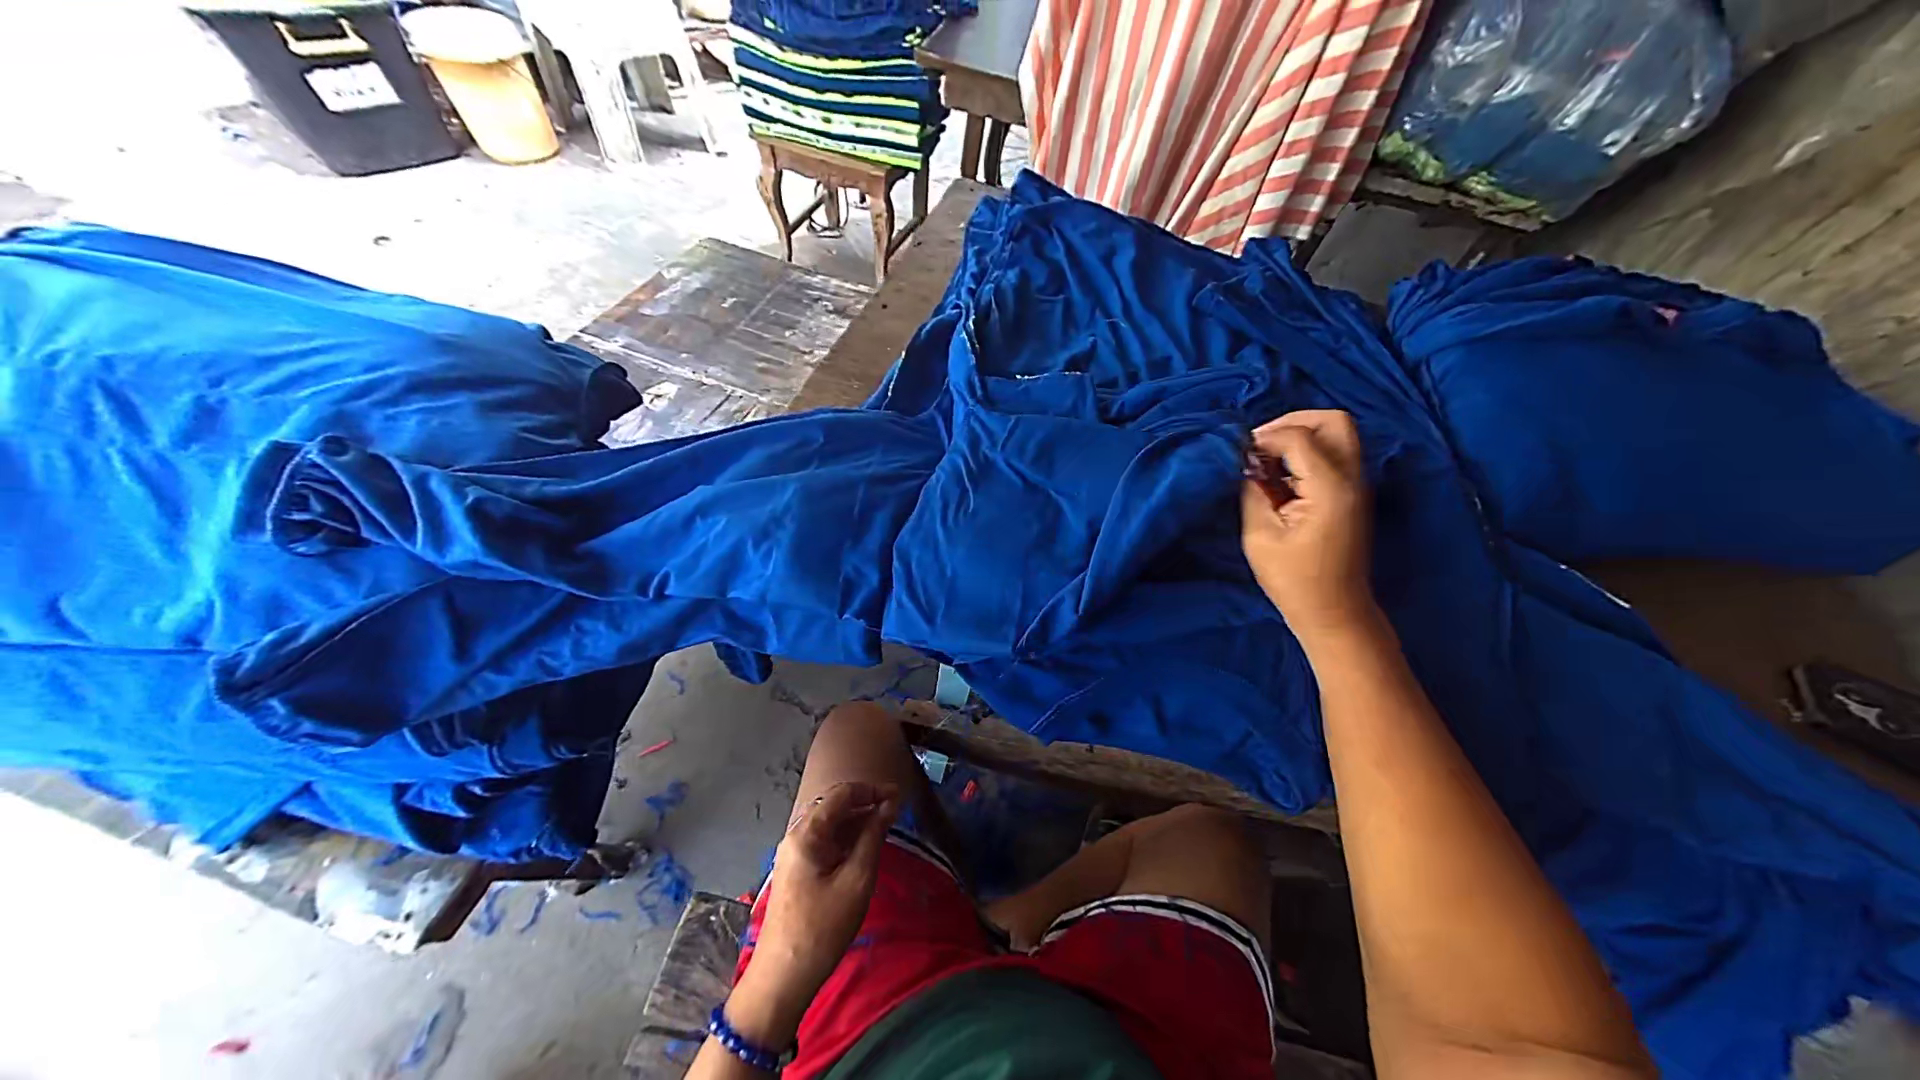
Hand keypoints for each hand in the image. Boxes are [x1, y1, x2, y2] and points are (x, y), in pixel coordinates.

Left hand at [729, 781, 899, 1044]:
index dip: (872, 790)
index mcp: (806, 833)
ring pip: (828, 823)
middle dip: (865, 802)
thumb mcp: (857, 880)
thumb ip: (873, 836)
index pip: (841, 793)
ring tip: (885, 827)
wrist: (783, 977)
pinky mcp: (796, 870)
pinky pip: (823, 841)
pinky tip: (863, 847)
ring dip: (856, 820)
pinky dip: (845, 837)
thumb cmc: (823, 928)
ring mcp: (793, 853)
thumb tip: (888, 805)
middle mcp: (795, 836)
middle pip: (832, 805)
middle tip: (895, 811)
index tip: (899, 796)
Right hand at [1240, 410, 1376, 640]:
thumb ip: (1253, 491)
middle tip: (1260, 443)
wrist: (1334, 612)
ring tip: (1266, 459)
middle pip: (1333, 421)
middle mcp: (1352, 479)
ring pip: (1338, 433)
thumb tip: (1247, 462)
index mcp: (1330, 489)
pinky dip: (1306, 452)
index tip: (1239, 455)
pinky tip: (1280, 476)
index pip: (1298, 437)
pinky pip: (1334, 454)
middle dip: (1292, 422)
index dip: (1264, 438)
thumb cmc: (1293, 580)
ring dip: (1300, 436)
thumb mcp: (1259, 536)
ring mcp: (1357, 485)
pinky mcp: (1352, 494)